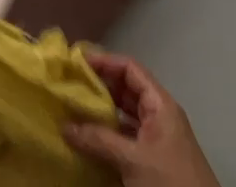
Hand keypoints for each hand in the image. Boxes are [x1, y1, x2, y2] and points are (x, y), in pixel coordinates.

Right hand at [64, 52, 222, 186]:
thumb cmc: (170, 180)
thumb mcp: (132, 159)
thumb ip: (99, 140)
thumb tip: (65, 127)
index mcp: (160, 105)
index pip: (130, 69)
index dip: (105, 61)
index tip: (77, 62)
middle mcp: (159, 115)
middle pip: (127, 88)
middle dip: (99, 84)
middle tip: (70, 83)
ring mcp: (157, 137)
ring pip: (125, 113)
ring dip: (102, 110)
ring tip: (73, 106)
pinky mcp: (152, 157)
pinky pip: (126, 135)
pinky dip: (108, 132)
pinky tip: (88, 137)